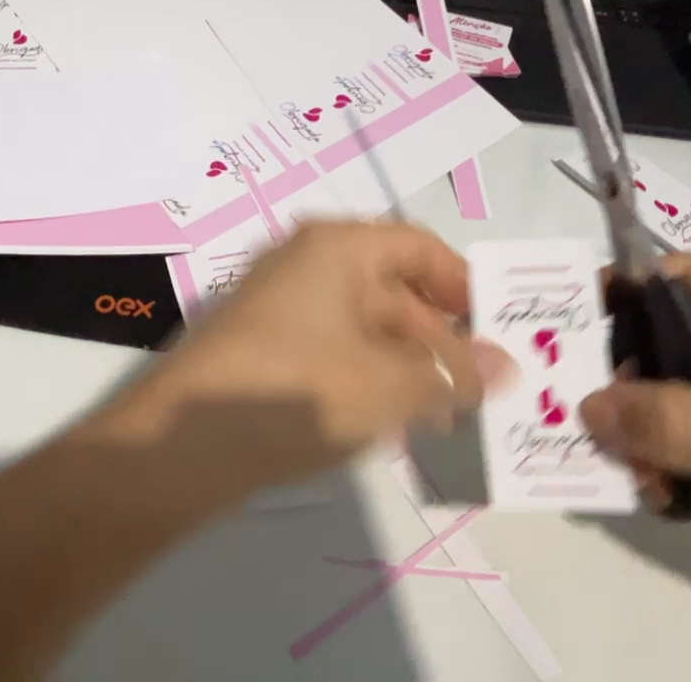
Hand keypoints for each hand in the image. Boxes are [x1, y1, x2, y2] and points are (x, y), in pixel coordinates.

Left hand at [94, 222, 514, 493]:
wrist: (184, 441)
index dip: (465, 286)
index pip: (420, 248)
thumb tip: (505, 364)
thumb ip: (453, 372)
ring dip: (406, 362)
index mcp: (338, 247)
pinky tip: (387, 419)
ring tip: (442, 414)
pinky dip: (367, 374)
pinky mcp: (262, 342)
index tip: (501, 333)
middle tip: (480, 392)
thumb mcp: (390, 385)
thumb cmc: (298, 392)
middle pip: (393, 287)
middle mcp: (306, 262)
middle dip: (439, 338)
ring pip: (363, 323)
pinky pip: (331, 345)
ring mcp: (279, 302)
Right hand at [579, 255, 690, 681]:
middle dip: (632, 383)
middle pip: (678, 344)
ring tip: (637, 478)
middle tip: (592, 422)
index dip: (629, 293)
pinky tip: (666, 498)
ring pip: (685, 398)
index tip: (569, 327)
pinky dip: (675, 462)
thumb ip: (683, 424)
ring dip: (650, 433)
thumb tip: (586, 406)